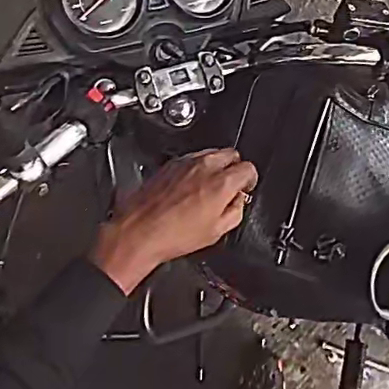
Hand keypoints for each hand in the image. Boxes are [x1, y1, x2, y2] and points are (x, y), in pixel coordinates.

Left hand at [90, 149, 257, 293]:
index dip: (250, 180)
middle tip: (231, 186)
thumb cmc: (172, 235)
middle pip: (232, 154)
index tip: (246, 188)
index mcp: (221, 182)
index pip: (249, 168)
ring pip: (211, 153)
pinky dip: (197, 168)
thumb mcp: (216, 231)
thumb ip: (236, 211)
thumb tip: (238, 202)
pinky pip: (191, 159)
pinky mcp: (169, 165)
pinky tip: (190, 188)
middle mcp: (204, 166)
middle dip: (235, 168)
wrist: (138, 232)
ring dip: (216, 166)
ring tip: (209, 188)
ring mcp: (185, 163)